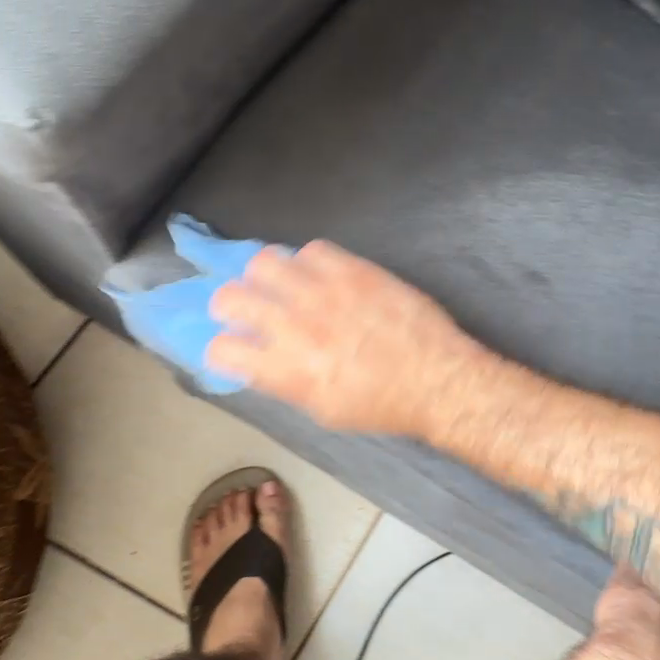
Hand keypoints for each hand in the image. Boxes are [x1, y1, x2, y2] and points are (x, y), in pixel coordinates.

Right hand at [208, 241, 491, 436]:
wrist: (438, 379)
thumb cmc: (382, 405)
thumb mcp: (323, 410)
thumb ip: (284, 381)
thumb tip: (259, 360)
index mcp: (286, 370)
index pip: (221, 349)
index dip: (222, 348)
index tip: (234, 347)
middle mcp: (297, 326)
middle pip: (229, 298)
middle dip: (229, 305)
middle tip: (245, 308)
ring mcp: (325, 293)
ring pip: (263, 262)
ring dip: (265, 276)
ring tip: (281, 286)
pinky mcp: (354, 271)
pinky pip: (312, 249)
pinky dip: (309, 261)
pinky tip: (321, 276)